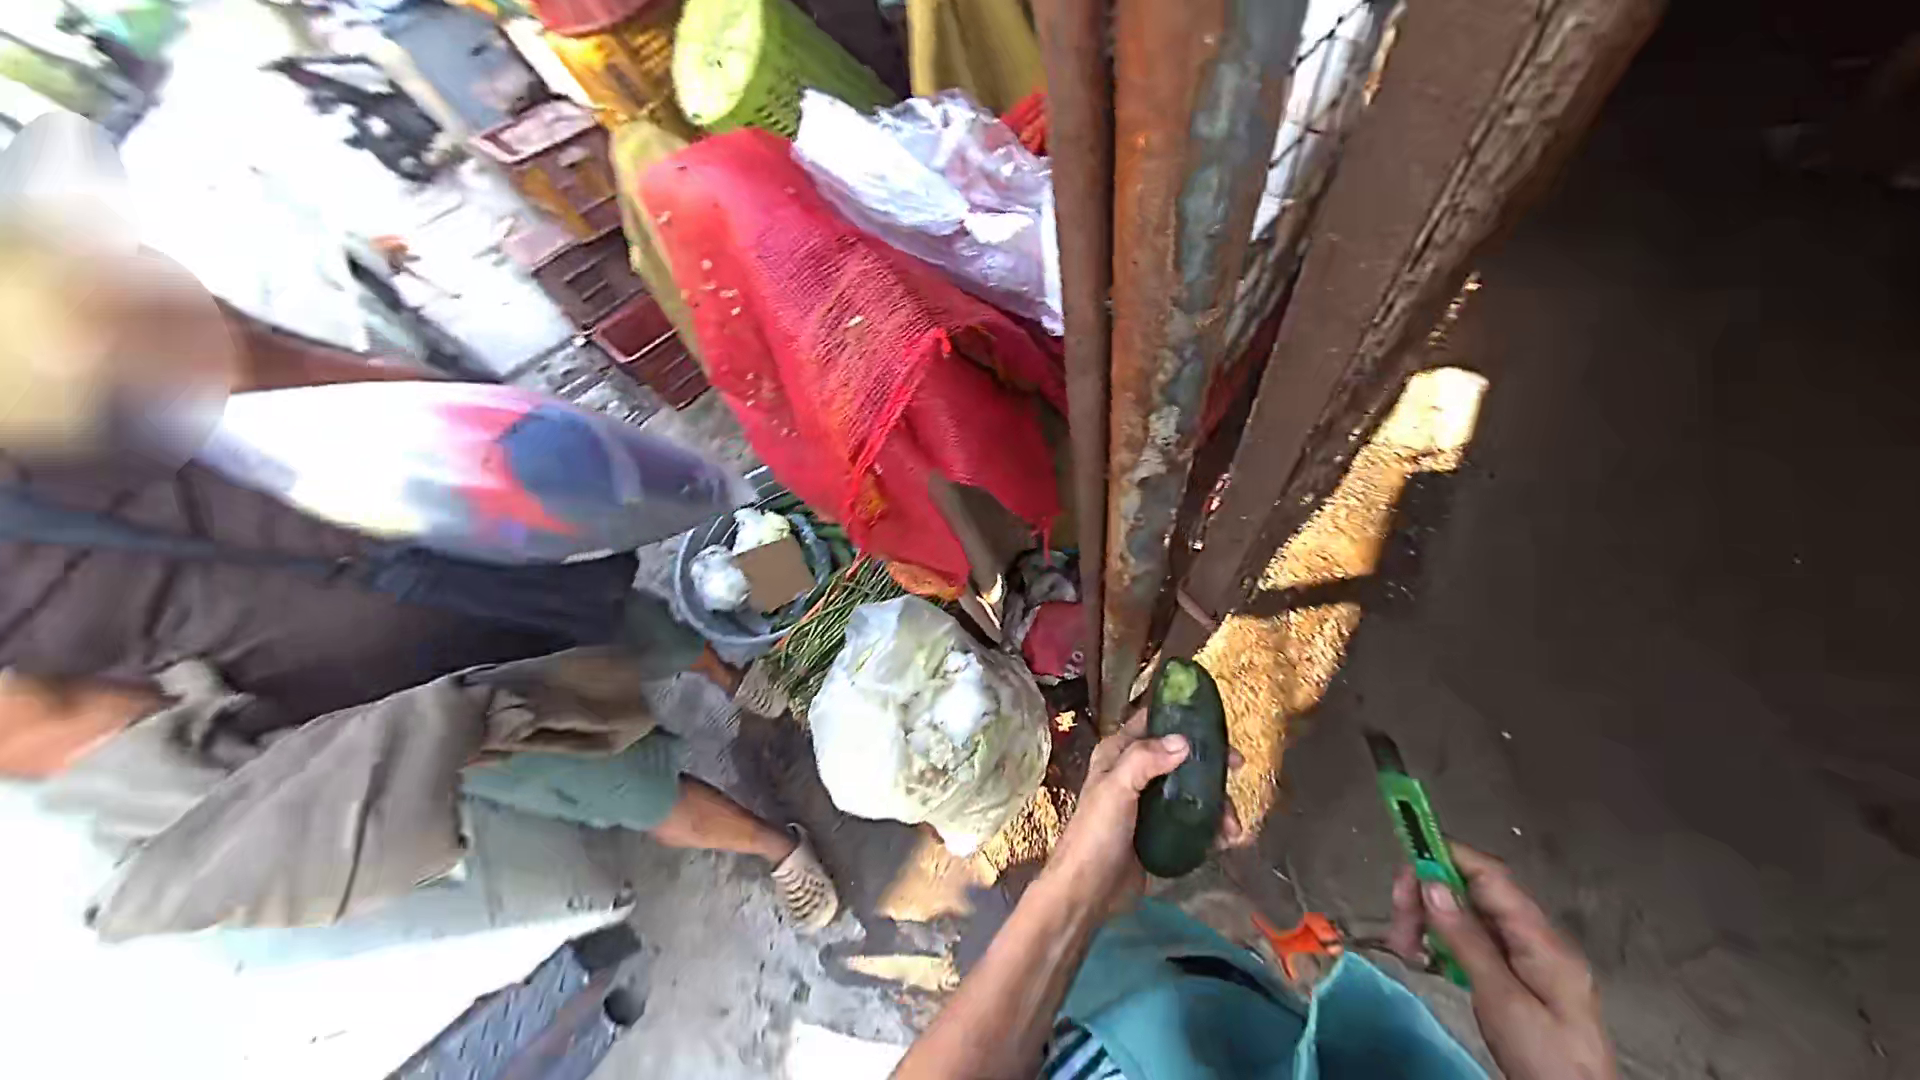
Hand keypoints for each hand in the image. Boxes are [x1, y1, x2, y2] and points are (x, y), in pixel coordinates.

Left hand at [1042, 708, 1247, 915]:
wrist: (1088, 892)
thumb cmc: (1096, 834)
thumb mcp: (1116, 789)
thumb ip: (1145, 760)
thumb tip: (1184, 741)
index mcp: (1117, 754)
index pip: (1151, 723)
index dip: (1181, 719)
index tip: (1215, 726)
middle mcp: (1134, 773)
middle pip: (1178, 757)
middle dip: (1209, 763)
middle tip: (1237, 768)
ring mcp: (1149, 804)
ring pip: (1190, 790)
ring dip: (1216, 802)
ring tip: (1233, 823)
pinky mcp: (1161, 833)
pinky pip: (1193, 822)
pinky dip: (1213, 827)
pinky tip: (1229, 839)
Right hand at [1389, 844, 1616, 1079]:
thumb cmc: (1546, 1057)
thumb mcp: (1503, 1000)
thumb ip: (1468, 940)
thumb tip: (1431, 883)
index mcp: (1541, 940)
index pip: (1490, 875)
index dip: (1447, 853)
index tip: (1405, 848)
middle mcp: (1534, 938)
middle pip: (1471, 890)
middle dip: (1427, 894)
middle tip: (1398, 918)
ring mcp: (1524, 956)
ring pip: (1464, 912)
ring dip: (1427, 919)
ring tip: (1405, 946)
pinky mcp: (1512, 973)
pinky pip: (1468, 936)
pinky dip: (1439, 938)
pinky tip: (1424, 955)